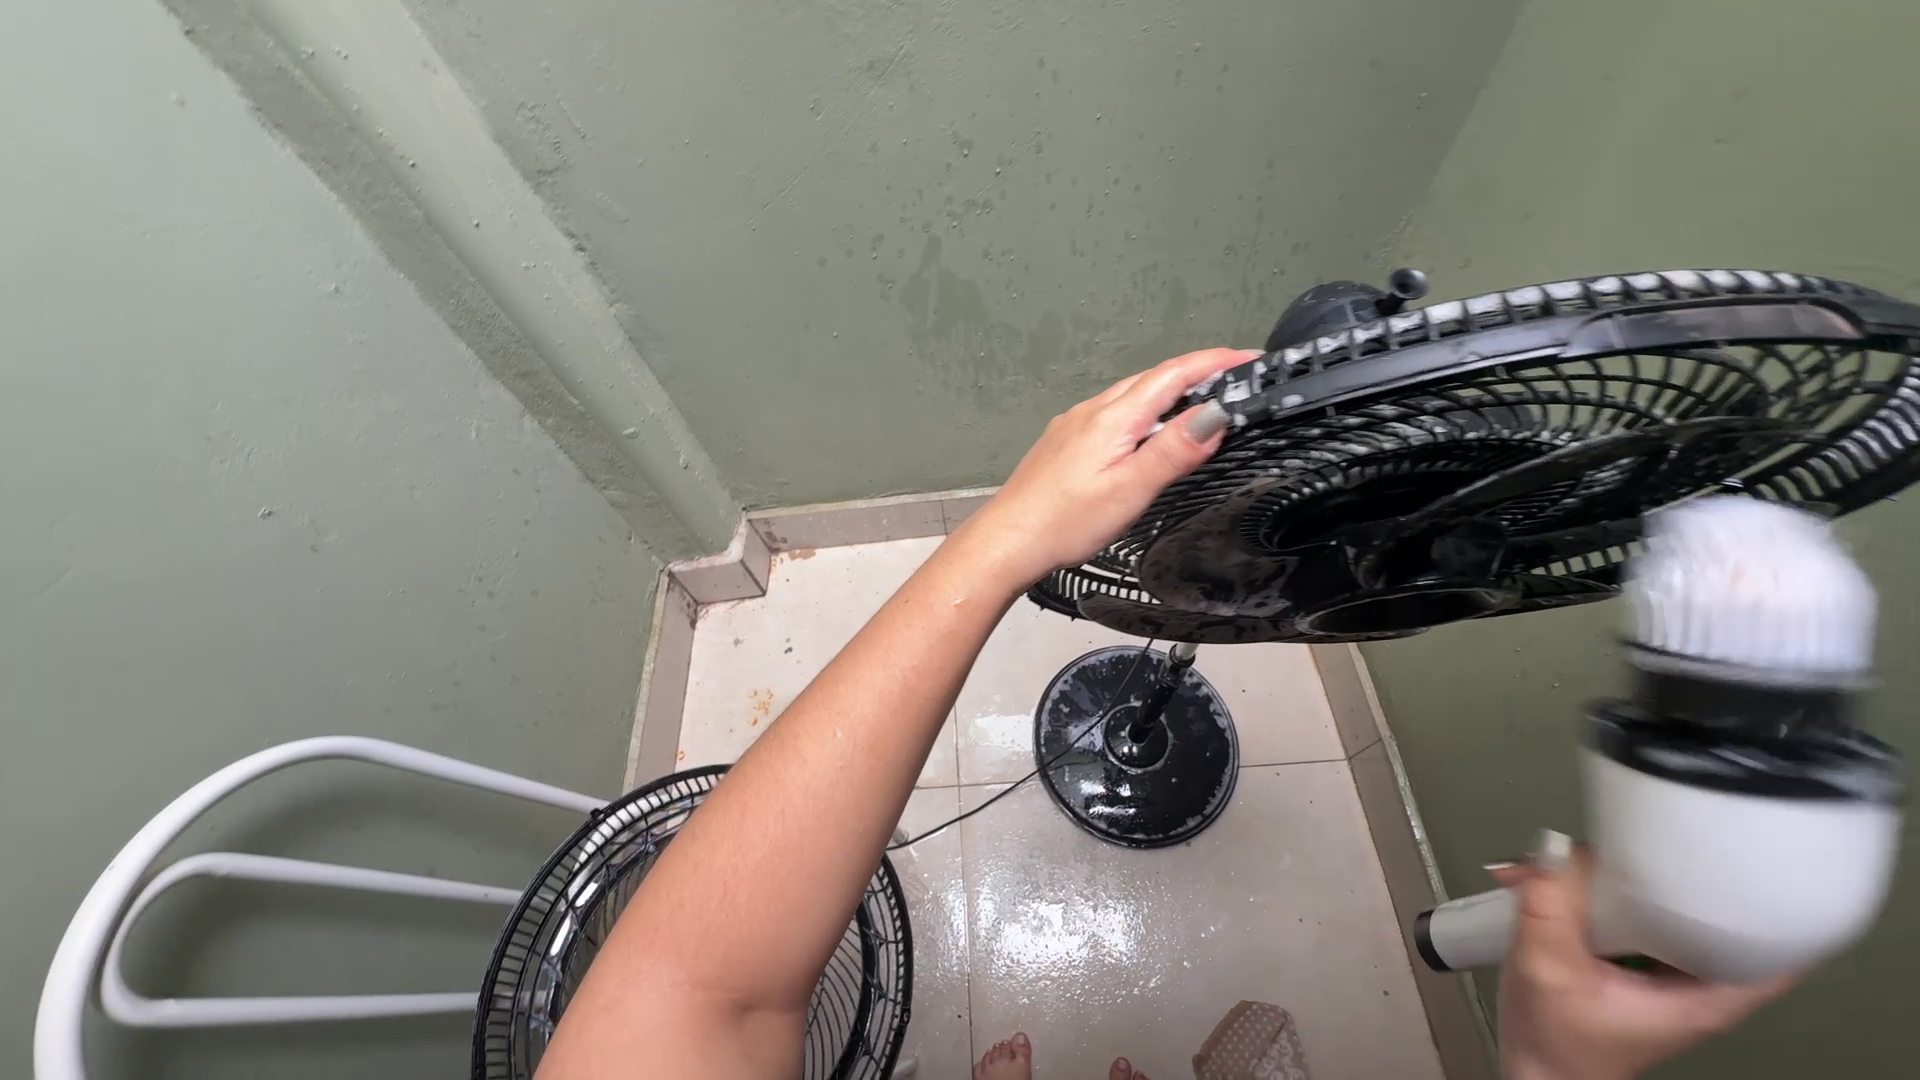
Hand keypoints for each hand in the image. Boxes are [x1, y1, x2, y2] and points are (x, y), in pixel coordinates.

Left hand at [958, 347, 1258, 587]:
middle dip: (1196, 372)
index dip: (1214, 361)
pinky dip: (1140, 410)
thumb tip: (1215, 415)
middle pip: (1152, 379)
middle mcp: (1091, 411)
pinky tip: (1143, 431)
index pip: (1173, 374)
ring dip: (1167, 391)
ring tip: (1198, 401)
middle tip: (1234, 379)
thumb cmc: (1064, 522)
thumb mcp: (1129, 489)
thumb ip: (1172, 451)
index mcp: (1112, 418)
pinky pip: (1111, 412)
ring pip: (1129, 394)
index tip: (1249, 357)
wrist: (1007, 542)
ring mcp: (1074, 424)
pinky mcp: (1064, 442)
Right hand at [1492, 845, 1794, 1079]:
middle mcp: (1692, 980)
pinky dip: (1588, 894)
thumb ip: (1549, 907)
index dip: (1760, 898)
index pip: (1771, 945)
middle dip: (1651, 871)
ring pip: (1652, 906)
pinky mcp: (1626, 961)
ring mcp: (1659, 971)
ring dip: (1605, 879)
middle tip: (1610, 846)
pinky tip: (1548, 883)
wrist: (1536, 1073)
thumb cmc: (1557, 1037)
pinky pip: (1620, 913)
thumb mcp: (1547, 968)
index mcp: (1704, 994)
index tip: (1732, 858)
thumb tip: (1552, 850)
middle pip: (1699, 909)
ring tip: (1558, 867)